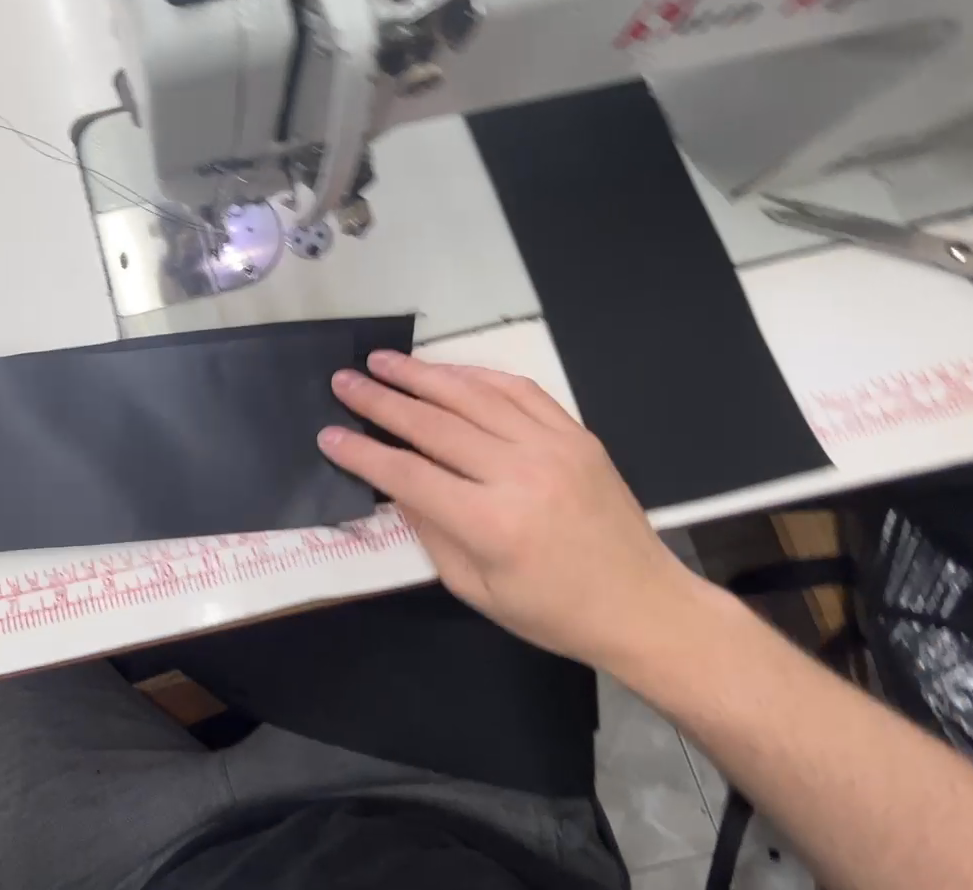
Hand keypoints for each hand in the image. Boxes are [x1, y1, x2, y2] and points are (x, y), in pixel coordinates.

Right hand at [319, 351, 703, 668]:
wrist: (645, 606)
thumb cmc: (552, 611)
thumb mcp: (475, 588)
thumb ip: (429, 530)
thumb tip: (396, 482)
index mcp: (491, 523)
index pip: (408, 474)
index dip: (362, 453)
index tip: (328, 435)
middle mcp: (520, 474)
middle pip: (433, 424)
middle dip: (379, 400)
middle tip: (343, 381)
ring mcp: (553, 447)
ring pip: (472, 396)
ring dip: (421, 374)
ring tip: (381, 360)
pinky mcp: (577, 435)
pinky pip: (519, 390)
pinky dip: (476, 375)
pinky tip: (446, 370)